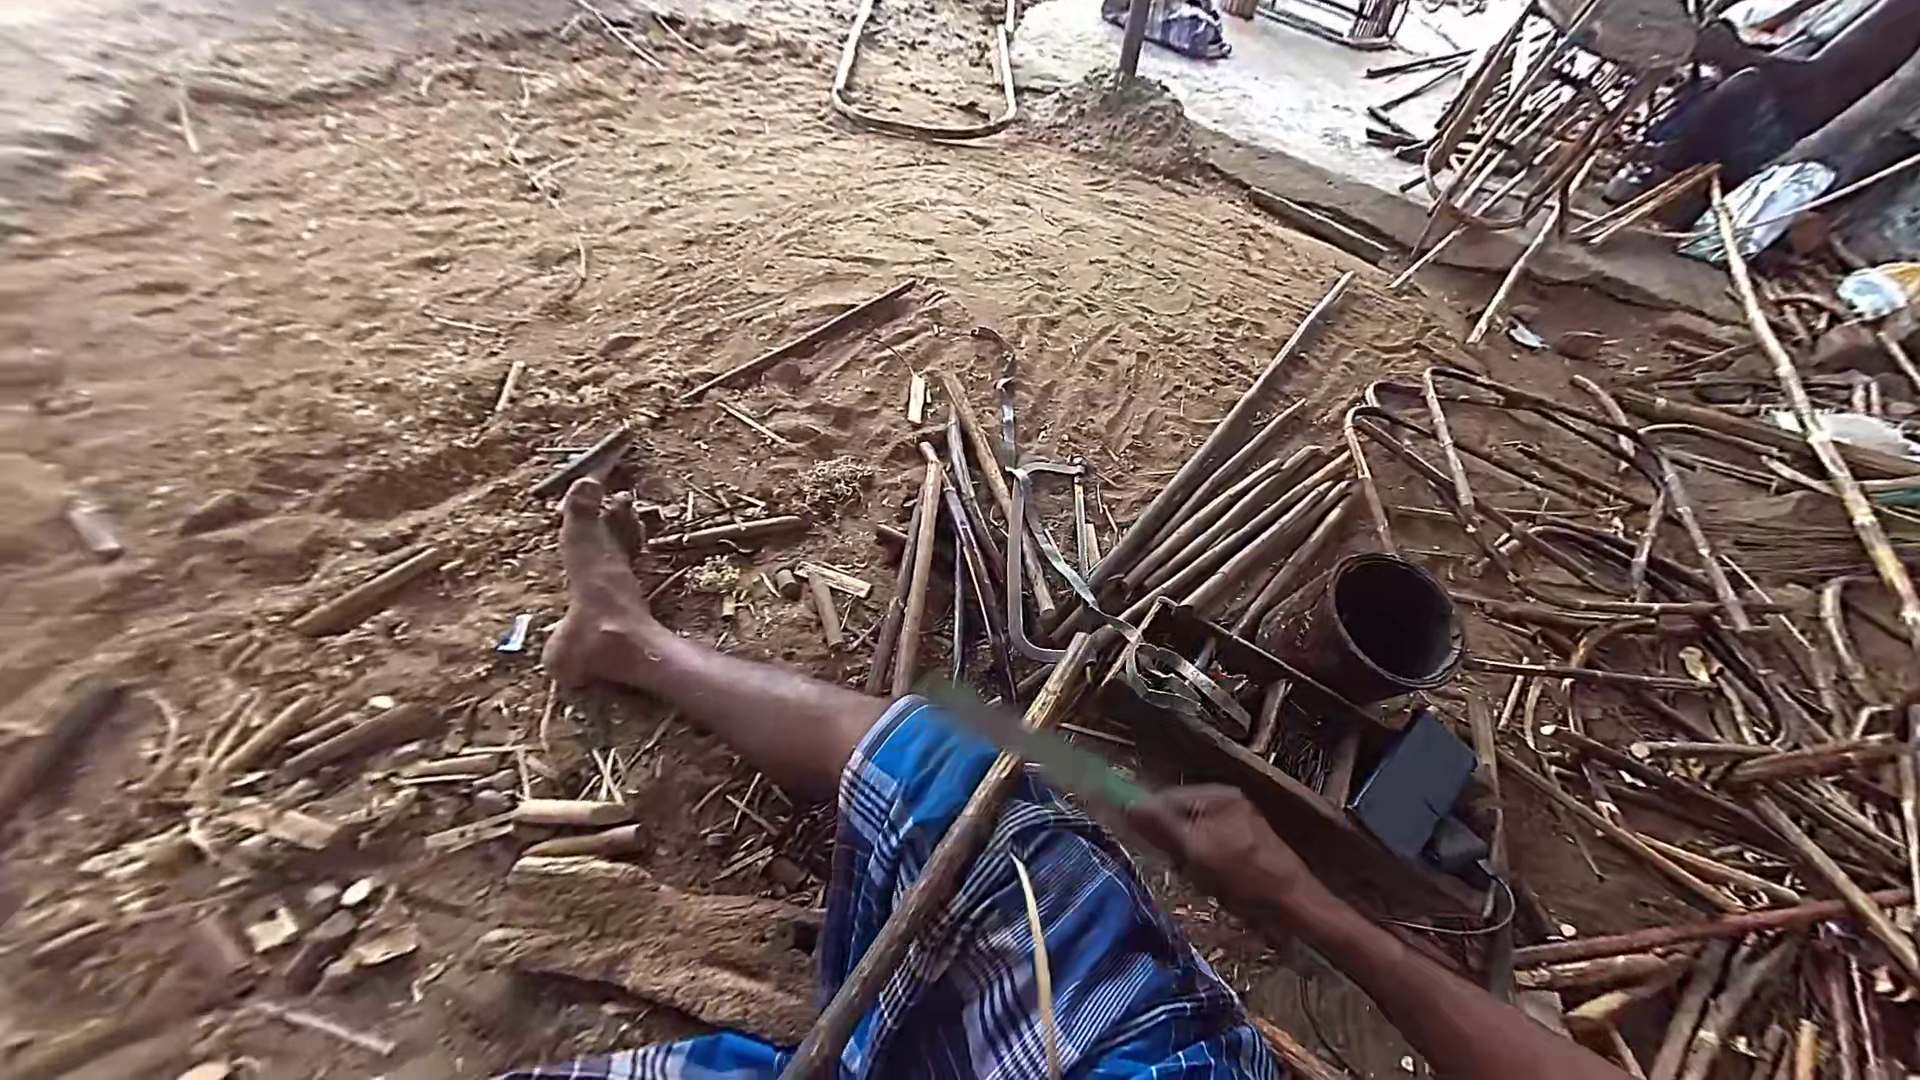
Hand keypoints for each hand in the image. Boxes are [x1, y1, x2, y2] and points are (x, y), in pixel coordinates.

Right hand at [1127, 785, 1318, 918]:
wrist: (1301, 910)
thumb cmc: (1249, 879)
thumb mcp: (1198, 852)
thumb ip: (1161, 826)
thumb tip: (1129, 806)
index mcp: (1217, 795)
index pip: (1166, 799)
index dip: (1149, 821)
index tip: (1142, 844)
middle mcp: (1227, 803)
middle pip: (1179, 819)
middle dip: (1175, 847)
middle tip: (1184, 869)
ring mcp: (1238, 824)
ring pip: (1193, 839)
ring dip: (1191, 862)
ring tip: (1206, 882)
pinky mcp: (1246, 847)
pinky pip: (1210, 852)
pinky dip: (1208, 870)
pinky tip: (1220, 888)